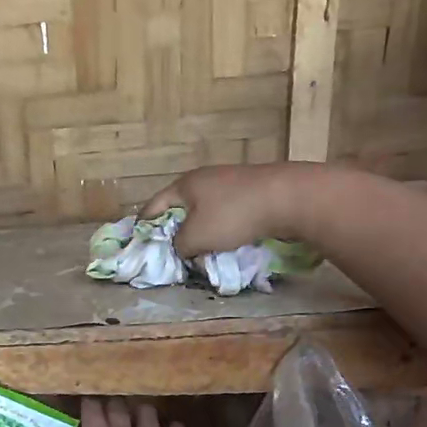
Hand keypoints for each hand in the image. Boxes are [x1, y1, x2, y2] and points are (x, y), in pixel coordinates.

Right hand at [139, 163, 321, 256]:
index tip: (139, 242)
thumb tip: (180, 247)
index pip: (153, 206)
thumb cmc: (232, 216)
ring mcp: (229, 181)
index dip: (144, 225)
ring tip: (199, 249)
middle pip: (179, 206)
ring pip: (204, 209)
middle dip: (173, 228)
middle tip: (170, 249)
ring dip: (199, 229)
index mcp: (184, 184)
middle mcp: (204, 177)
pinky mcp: (251, 189)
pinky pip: (226, 211)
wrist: (288, 198)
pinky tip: (226, 240)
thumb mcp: (196, 237)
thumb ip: (179, 245)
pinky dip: (221, 226)